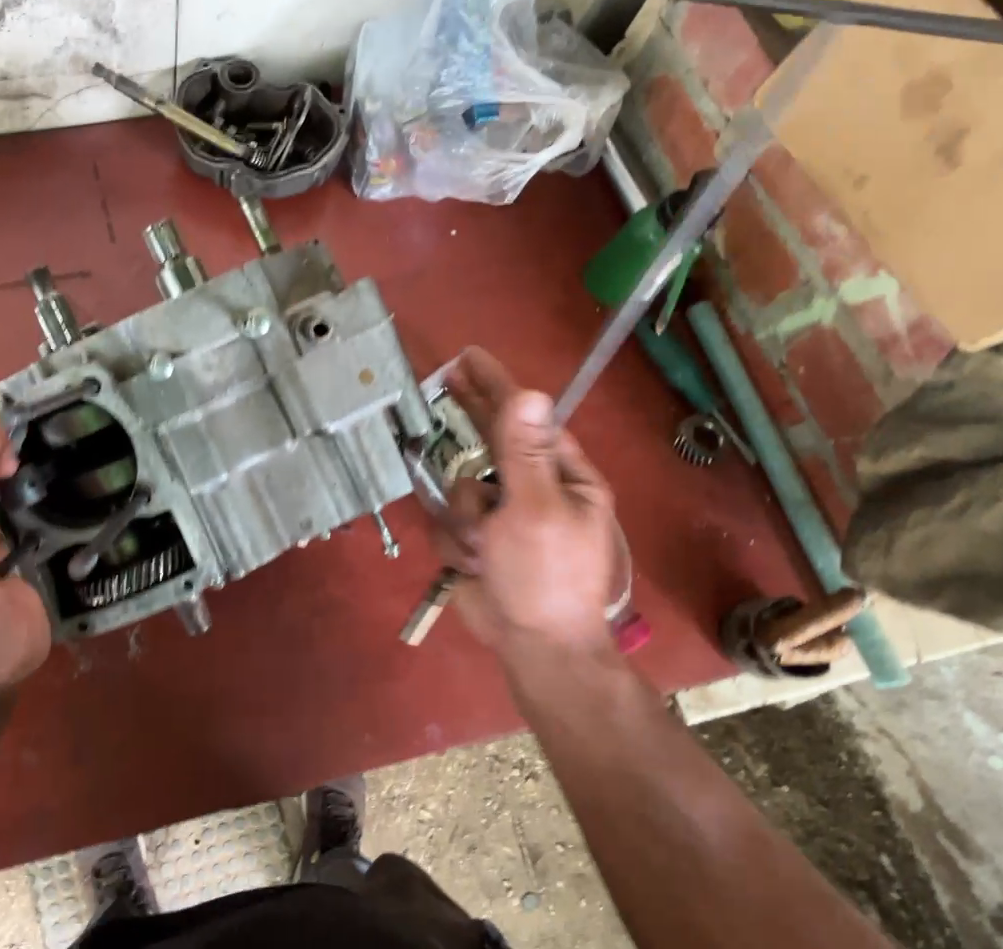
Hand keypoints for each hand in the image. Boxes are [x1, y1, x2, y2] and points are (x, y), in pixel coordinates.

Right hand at [429, 349, 620, 654]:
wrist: (533, 646)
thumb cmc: (547, 576)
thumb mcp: (536, 510)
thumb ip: (523, 452)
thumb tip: (529, 393)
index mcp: (562, 477)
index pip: (524, 419)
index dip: (496, 386)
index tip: (468, 357)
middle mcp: (531, 489)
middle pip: (487, 445)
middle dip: (465, 435)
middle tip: (441, 386)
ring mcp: (500, 517)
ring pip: (456, 488)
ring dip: (462, 519)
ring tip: (480, 548)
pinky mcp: (474, 542)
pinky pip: (445, 522)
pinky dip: (454, 544)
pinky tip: (471, 565)